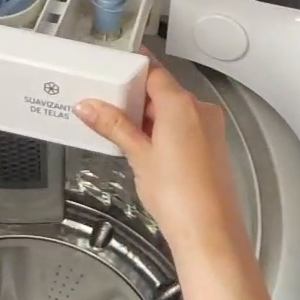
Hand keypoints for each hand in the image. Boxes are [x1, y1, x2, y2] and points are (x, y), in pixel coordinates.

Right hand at [74, 63, 250, 258]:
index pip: (154, 71)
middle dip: (135, 97)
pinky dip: (163, 129)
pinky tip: (143, 145)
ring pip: (173, 110)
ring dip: (148, 115)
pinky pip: (183, 127)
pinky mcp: (211, 146)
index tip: (111, 68)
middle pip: (163, 90)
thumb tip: (89, 107)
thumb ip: (113, 126)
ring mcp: (208, 128)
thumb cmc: (179, 194)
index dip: (131, 68)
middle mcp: (199, 110)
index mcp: (182, 104)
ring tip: (118, 127)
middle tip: (105, 103)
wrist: (209, 231)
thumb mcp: (137, 155)